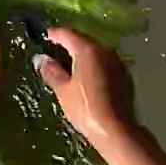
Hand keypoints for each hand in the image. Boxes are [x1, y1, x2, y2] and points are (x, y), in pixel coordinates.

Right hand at [36, 28, 138, 147]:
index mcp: (88, 50)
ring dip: (82, 55)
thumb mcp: (62, 90)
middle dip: (69, 43)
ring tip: (68, 63)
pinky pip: (104, 63)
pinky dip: (93, 65)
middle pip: (84, 40)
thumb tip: (41, 59)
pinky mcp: (124, 76)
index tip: (45, 36)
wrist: (115, 129)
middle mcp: (105, 51)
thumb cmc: (84, 107)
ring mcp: (117, 63)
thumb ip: (51, 71)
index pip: (68, 34)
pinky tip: (85, 76)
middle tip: (54, 50)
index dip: (55, 35)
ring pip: (96, 52)